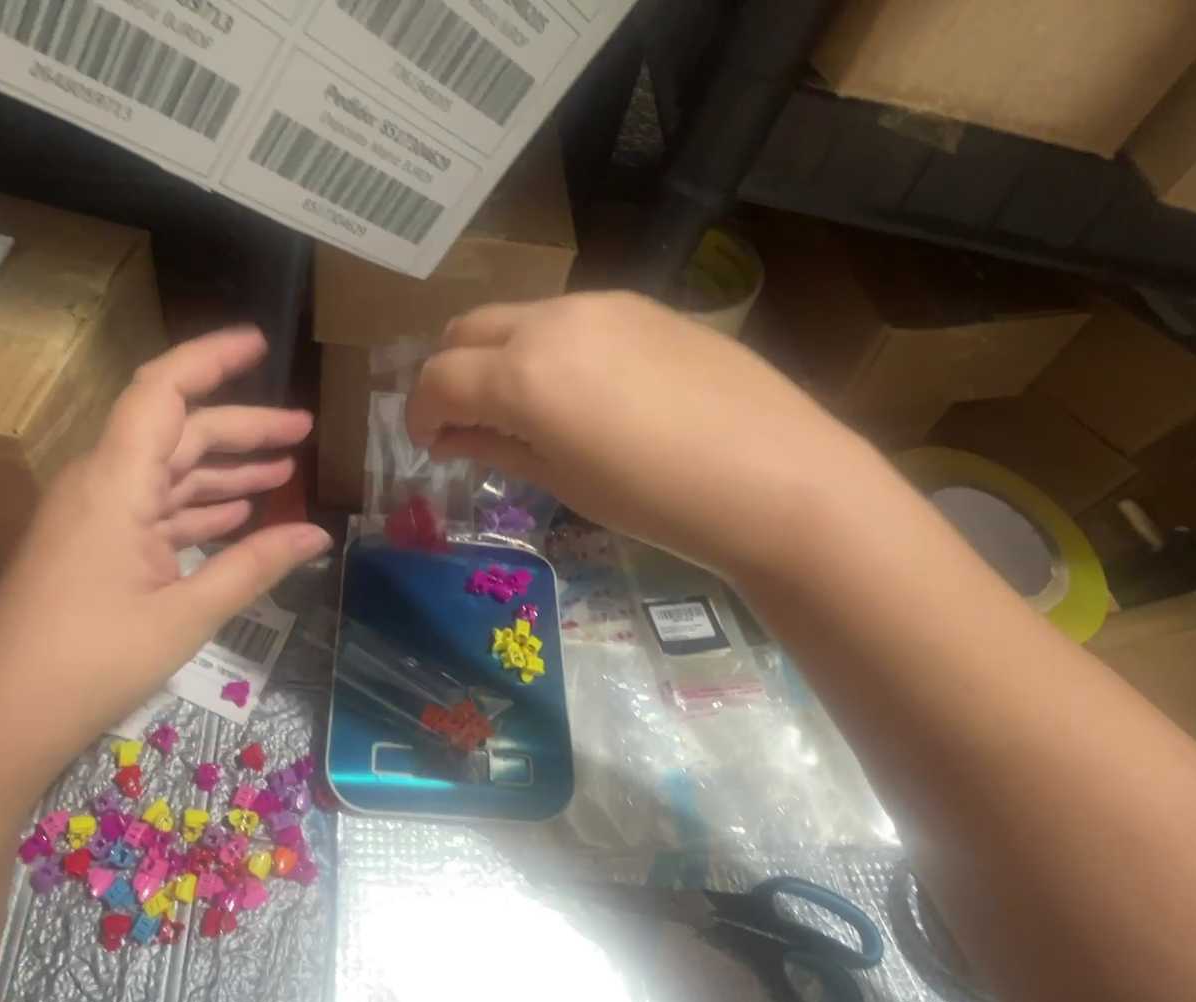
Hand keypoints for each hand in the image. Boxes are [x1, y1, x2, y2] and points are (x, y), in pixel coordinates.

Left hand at [0, 328, 330, 772]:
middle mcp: (102, 485)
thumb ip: (253, 566)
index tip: (259, 342)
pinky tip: (237, 514)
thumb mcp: (184, 615)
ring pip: (168, 473)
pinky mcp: (94, 549)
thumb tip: (319, 534)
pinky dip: (197, 508)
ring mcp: (95, 518)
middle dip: (241, 428)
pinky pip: (154, 511)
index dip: (209, 358)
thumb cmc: (89, 662)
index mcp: (115, 483)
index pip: (161, 391)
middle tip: (302, 432)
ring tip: (285, 470)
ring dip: (224, 470)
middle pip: (177, 432)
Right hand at [404, 292, 892, 575]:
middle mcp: (552, 321)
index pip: (438, 379)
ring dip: (498, 356)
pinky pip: (569, 317)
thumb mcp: (563, 482)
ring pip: (518, 317)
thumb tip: (450, 435)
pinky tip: (580, 390)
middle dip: (450, 373)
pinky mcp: (643, 304)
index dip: (419, 413)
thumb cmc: (658, 502)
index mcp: (523, 374)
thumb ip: (495, 446)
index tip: (428, 444)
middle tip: (464, 420)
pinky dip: (546, 347)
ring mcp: (602, 304)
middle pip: (467, 330)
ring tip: (523, 407)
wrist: (777, 478)